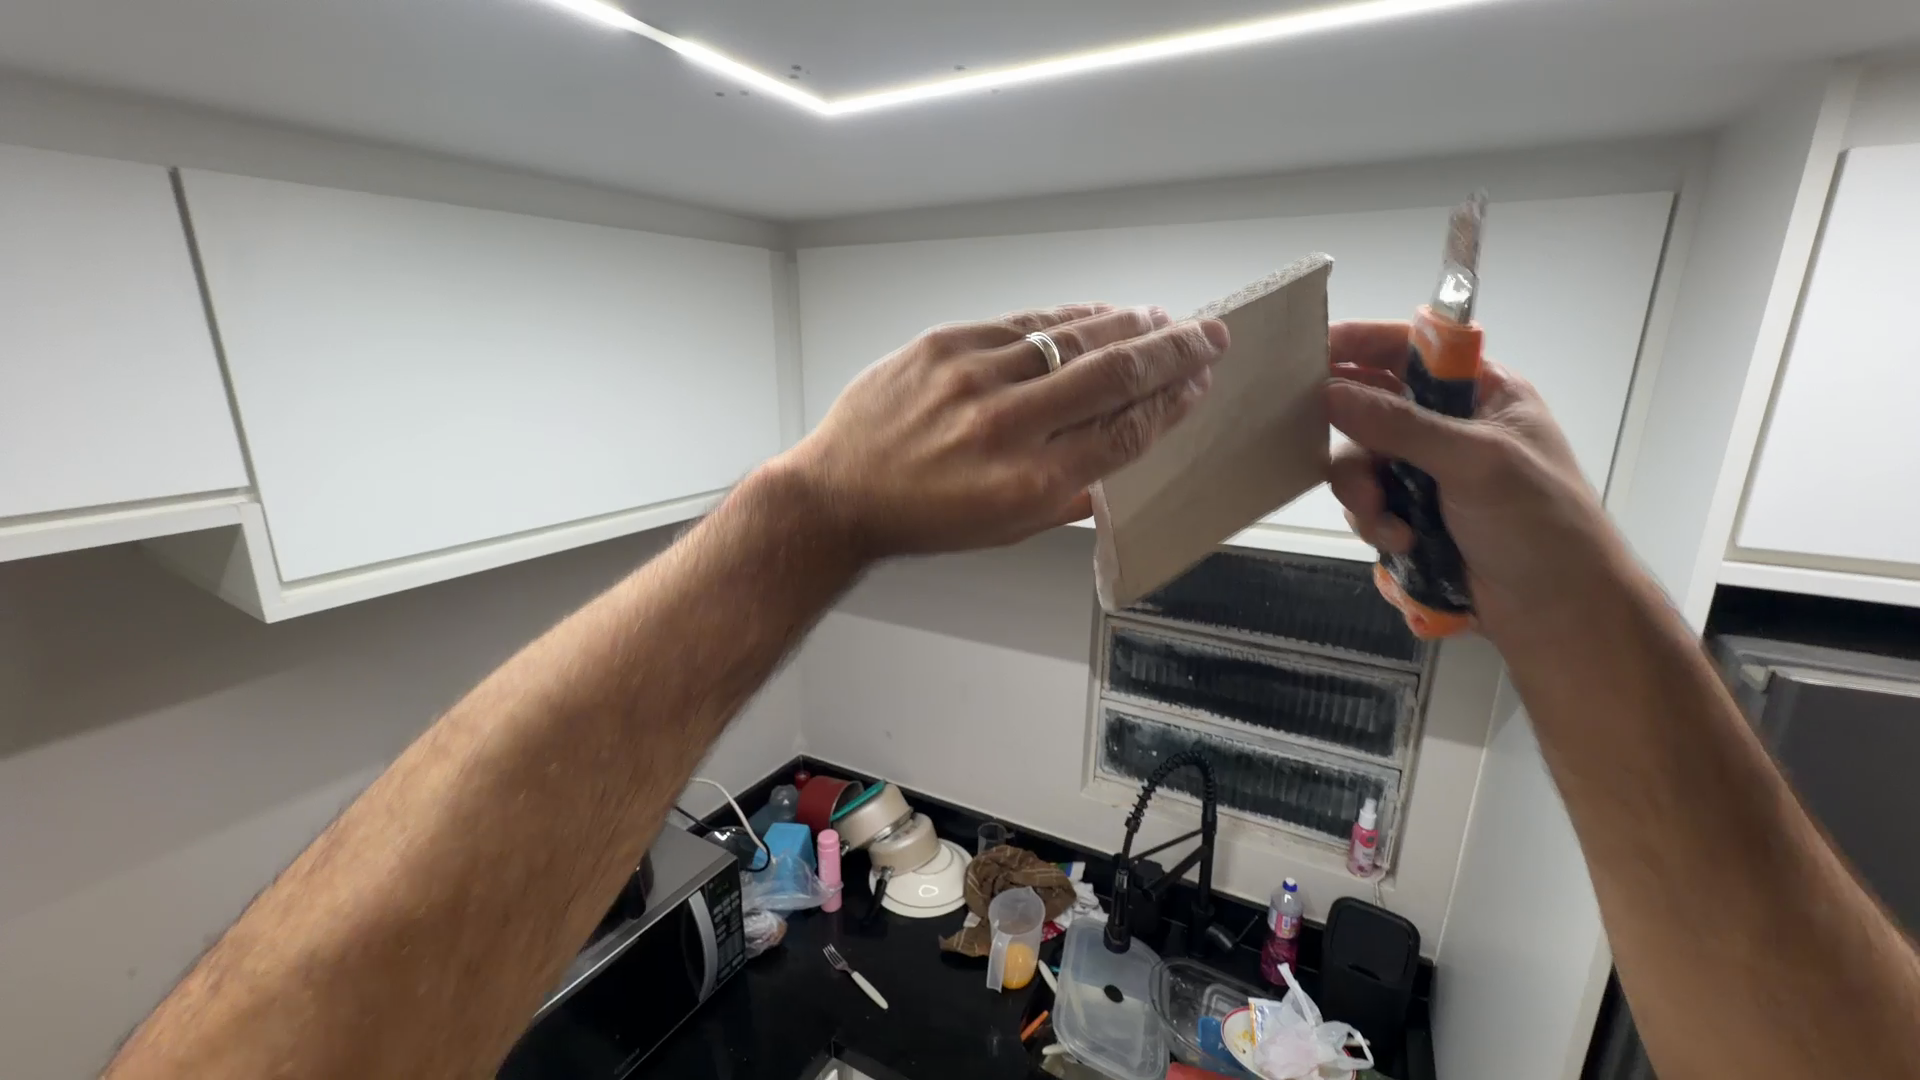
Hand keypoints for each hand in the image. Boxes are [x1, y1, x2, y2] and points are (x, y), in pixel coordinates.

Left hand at [778, 304, 1228, 558]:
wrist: (840, 494)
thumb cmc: (923, 520)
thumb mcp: (1006, 529)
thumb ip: (1069, 496)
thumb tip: (1119, 457)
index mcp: (1031, 483)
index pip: (1125, 431)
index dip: (1171, 403)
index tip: (1198, 383)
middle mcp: (1009, 427)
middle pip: (1114, 375)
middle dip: (1174, 351)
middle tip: (1210, 335)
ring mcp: (974, 378)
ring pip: (1073, 339)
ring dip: (1129, 325)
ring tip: (1163, 319)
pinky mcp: (944, 345)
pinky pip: (1024, 323)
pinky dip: (1068, 317)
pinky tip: (1097, 315)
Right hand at [1323, 320, 1632, 645]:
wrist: (1556, 611)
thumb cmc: (1539, 522)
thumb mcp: (1475, 462)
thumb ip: (1401, 426)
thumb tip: (1328, 393)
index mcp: (1478, 392)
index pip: (1407, 348)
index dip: (1358, 344)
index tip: (1308, 357)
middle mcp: (1445, 425)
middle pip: (1367, 408)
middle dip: (1355, 444)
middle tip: (1352, 465)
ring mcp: (1422, 472)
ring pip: (1356, 463)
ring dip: (1363, 495)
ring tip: (1390, 525)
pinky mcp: (1406, 513)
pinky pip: (1363, 504)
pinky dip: (1373, 523)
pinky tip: (1400, 543)